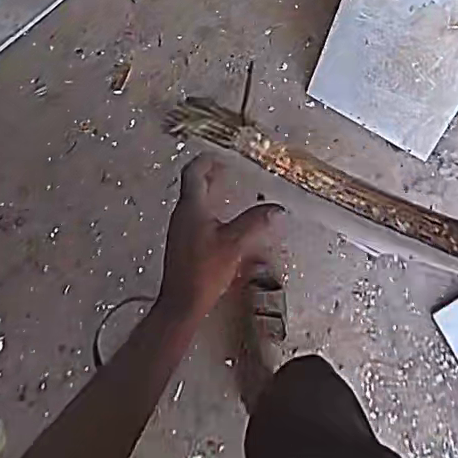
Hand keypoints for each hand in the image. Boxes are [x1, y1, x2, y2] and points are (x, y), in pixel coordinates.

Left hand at [157, 156, 285, 321]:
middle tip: (228, 168)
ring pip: (193, 200)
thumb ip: (255, 223)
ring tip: (228, 188)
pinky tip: (223, 218)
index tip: (222, 154)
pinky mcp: (182, 242)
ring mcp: (180, 228)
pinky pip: (194, 215)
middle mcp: (182, 213)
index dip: (207, 160)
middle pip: (193, 183)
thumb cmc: (204, 271)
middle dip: (210, 173)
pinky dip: (208, 207)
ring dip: (209, 190)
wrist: (181, 303)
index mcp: (191, 207)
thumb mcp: (234, 244)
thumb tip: (277, 208)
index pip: (194, 172)